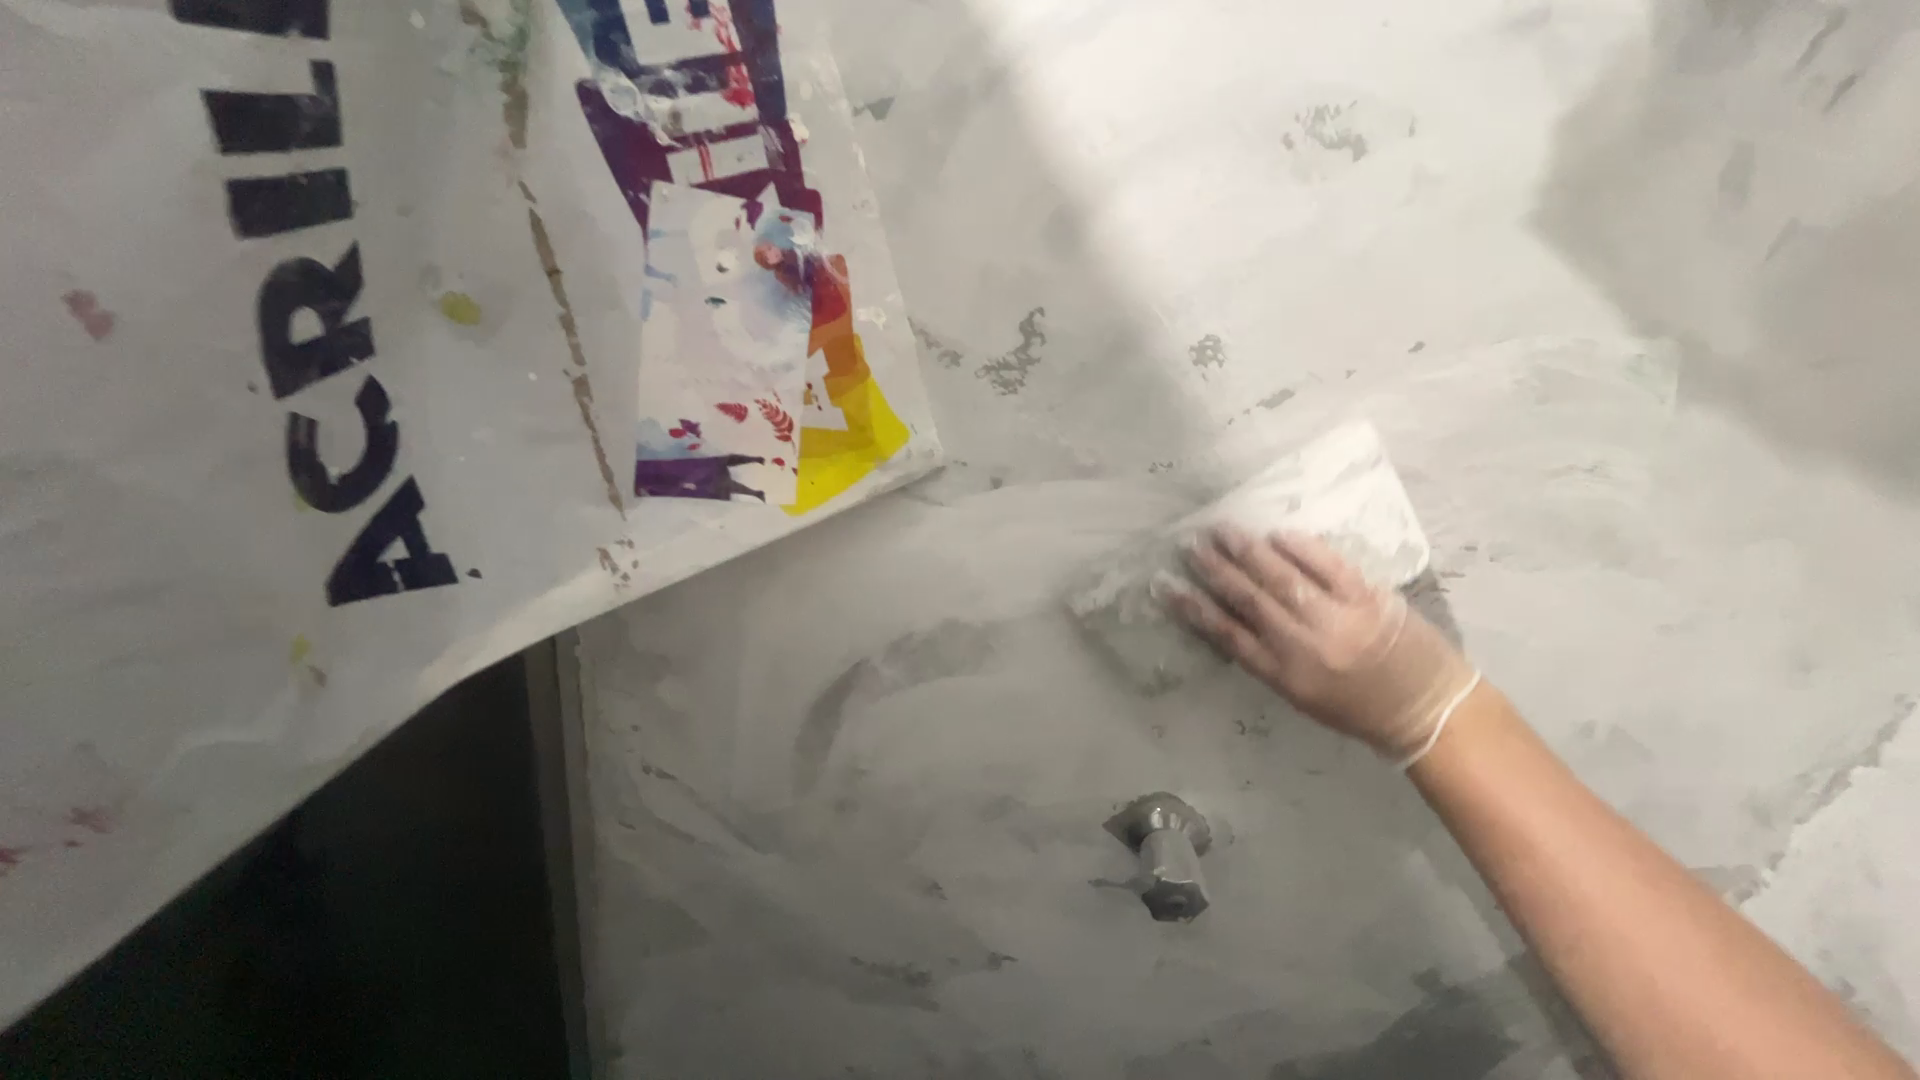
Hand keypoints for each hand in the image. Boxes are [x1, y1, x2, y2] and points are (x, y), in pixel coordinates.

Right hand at [1154, 528, 1480, 764]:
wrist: (1430, 709)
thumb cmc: (1360, 709)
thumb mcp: (1303, 695)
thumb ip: (1270, 658)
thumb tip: (1235, 617)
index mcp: (1284, 675)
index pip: (1228, 635)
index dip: (1193, 608)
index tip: (1167, 585)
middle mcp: (1304, 646)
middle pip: (1249, 600)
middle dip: (1216, 570)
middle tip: (1190, 545)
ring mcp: (1337, 620)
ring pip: (1282, 579)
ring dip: (1248, 552)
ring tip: (1222, 530)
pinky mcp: (1369, 599)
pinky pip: (1328, 567)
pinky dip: (1301, 548)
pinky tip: (1276, 534)